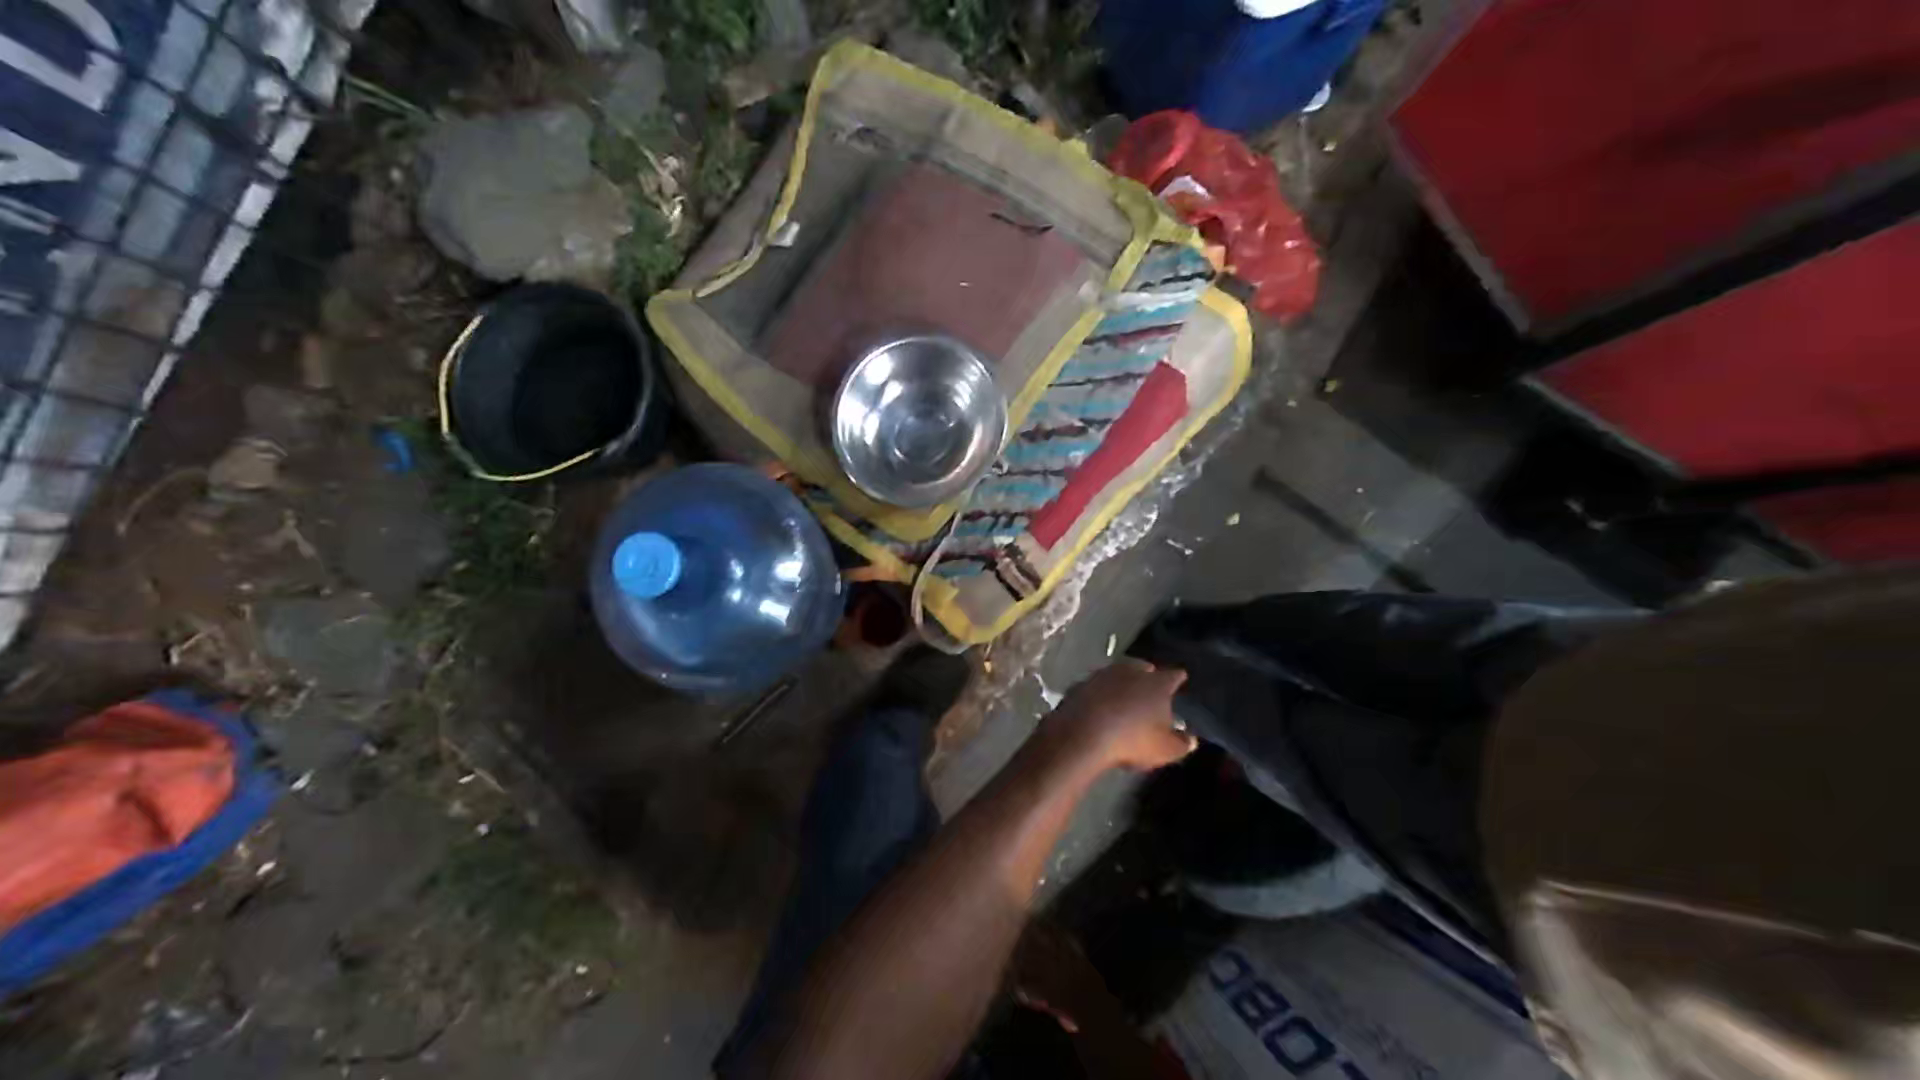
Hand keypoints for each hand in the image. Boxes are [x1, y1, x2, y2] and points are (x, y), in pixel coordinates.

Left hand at [1041, 660, 1196, 772]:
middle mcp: (1131, 671)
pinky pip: (1095, 685)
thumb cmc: (1132, 741)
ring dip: (1121, 681)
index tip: (1180, 678)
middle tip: (1150, 682)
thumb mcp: (1166, 750)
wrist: (1082, 735)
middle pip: (1143, 667)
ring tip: (1124, 693)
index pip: (1173, 676)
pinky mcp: (1080, 683)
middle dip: (1147, 674)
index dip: (1178, 678)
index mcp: (1156, 683)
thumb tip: (1190, 738)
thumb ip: (1182, 743)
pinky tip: (1099, 702)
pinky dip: (1099, 692)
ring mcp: (1102, 674)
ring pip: (1117, 672)